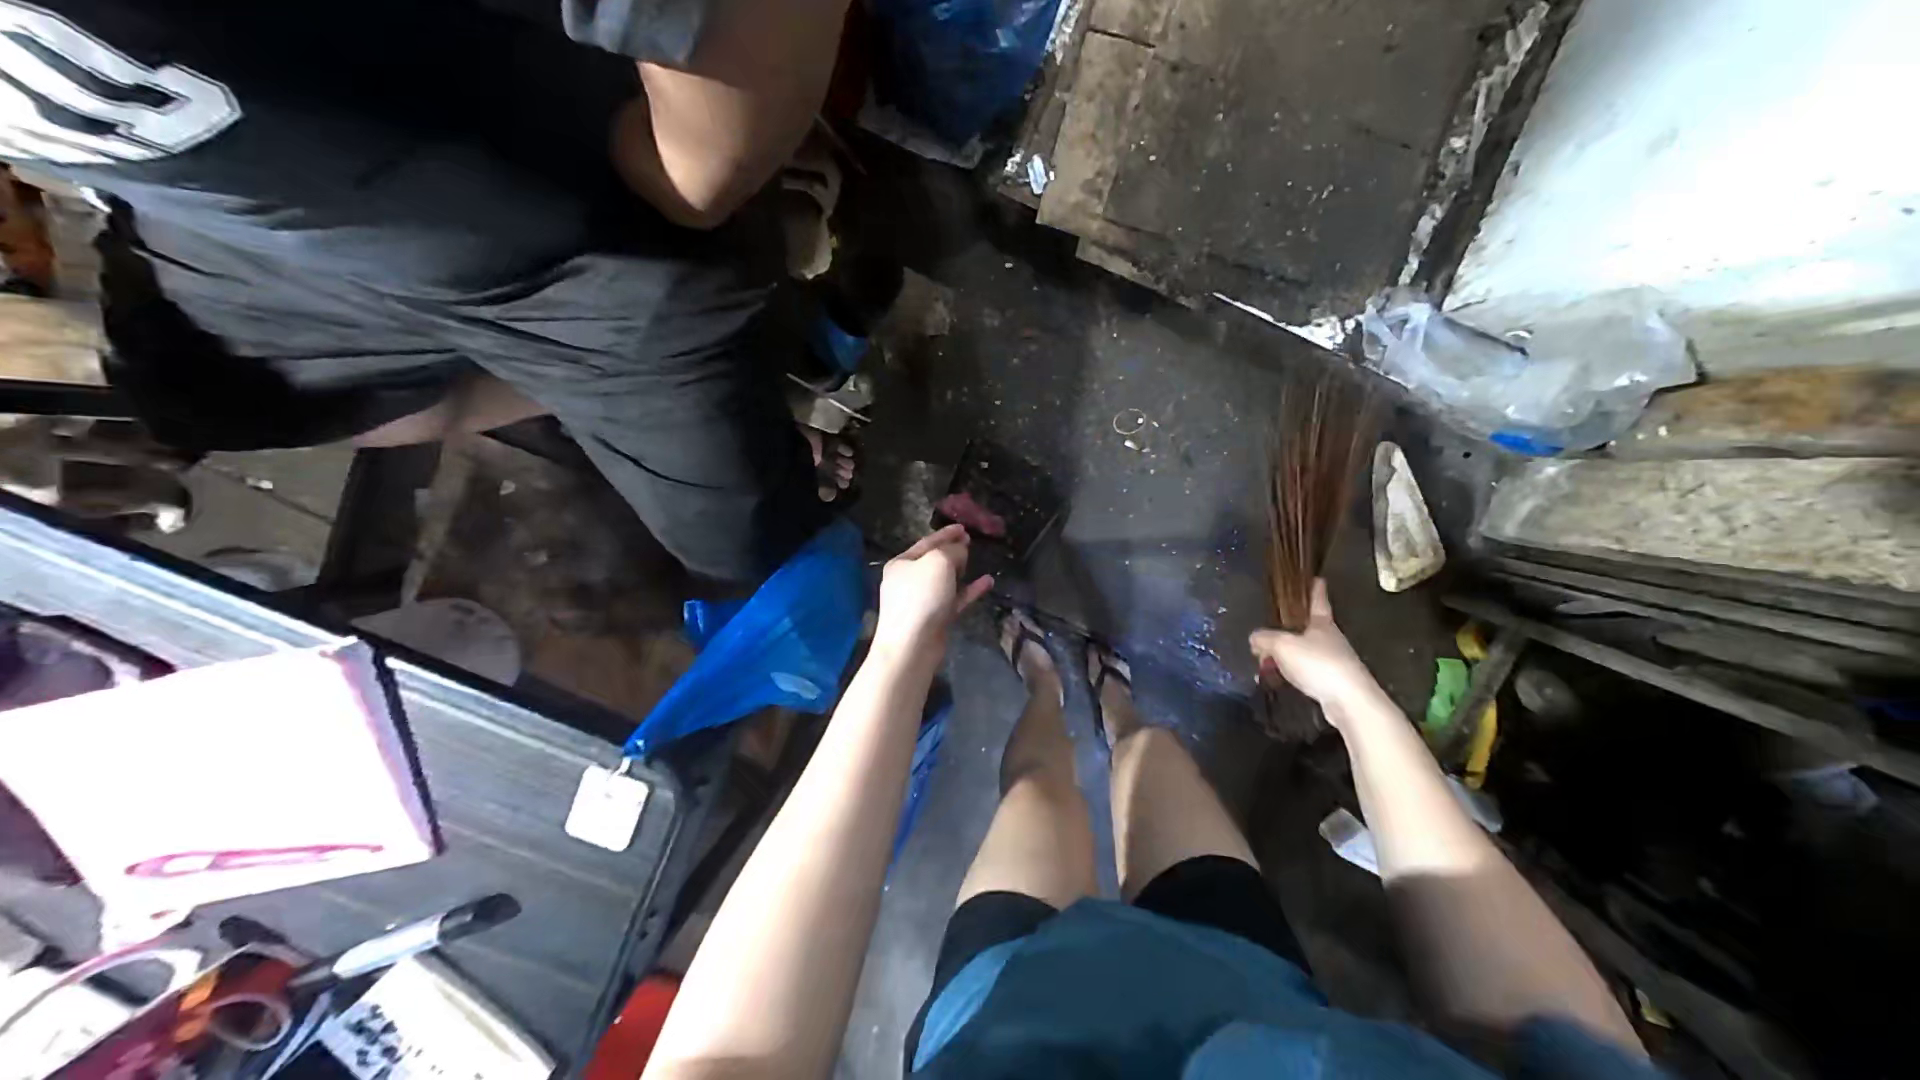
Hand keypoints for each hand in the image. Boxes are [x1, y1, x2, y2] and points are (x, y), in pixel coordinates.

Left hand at [876, 524, 993, 648]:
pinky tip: (987, 582)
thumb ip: (952, 550)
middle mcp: (909, 581)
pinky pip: (954, 599)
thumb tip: (960, 550)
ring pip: (945, 580)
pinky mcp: (934, 619)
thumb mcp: (938, 562)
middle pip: (934, 561)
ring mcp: (921, 601)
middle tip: (970, 543)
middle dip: (953, 551)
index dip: (946, 533)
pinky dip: (969, 590)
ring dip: (962, 570)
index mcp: (902, 563)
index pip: (927, 542)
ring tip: (977, 560)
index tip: (963, 527)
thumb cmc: (921, 597)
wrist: (912, 645)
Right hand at [1248, 580, 1372, 707]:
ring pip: (1305, 651)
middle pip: (1307, 628)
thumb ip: (1265, 639)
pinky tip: (1278, 678)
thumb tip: (1254, 638)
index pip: (1318, 600)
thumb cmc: (1318, 664)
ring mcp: (1334, 661)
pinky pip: (1306, 670)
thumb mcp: (1283, 646)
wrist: (1350, 701)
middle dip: (1288, 629)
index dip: (1315, 589)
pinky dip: (1291, 672)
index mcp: (1322, 624)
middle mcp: (1331, 639)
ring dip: (1286, 654)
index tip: (1316, 578)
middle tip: (1267, 633)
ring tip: (1265, 661)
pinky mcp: (1332, 681)